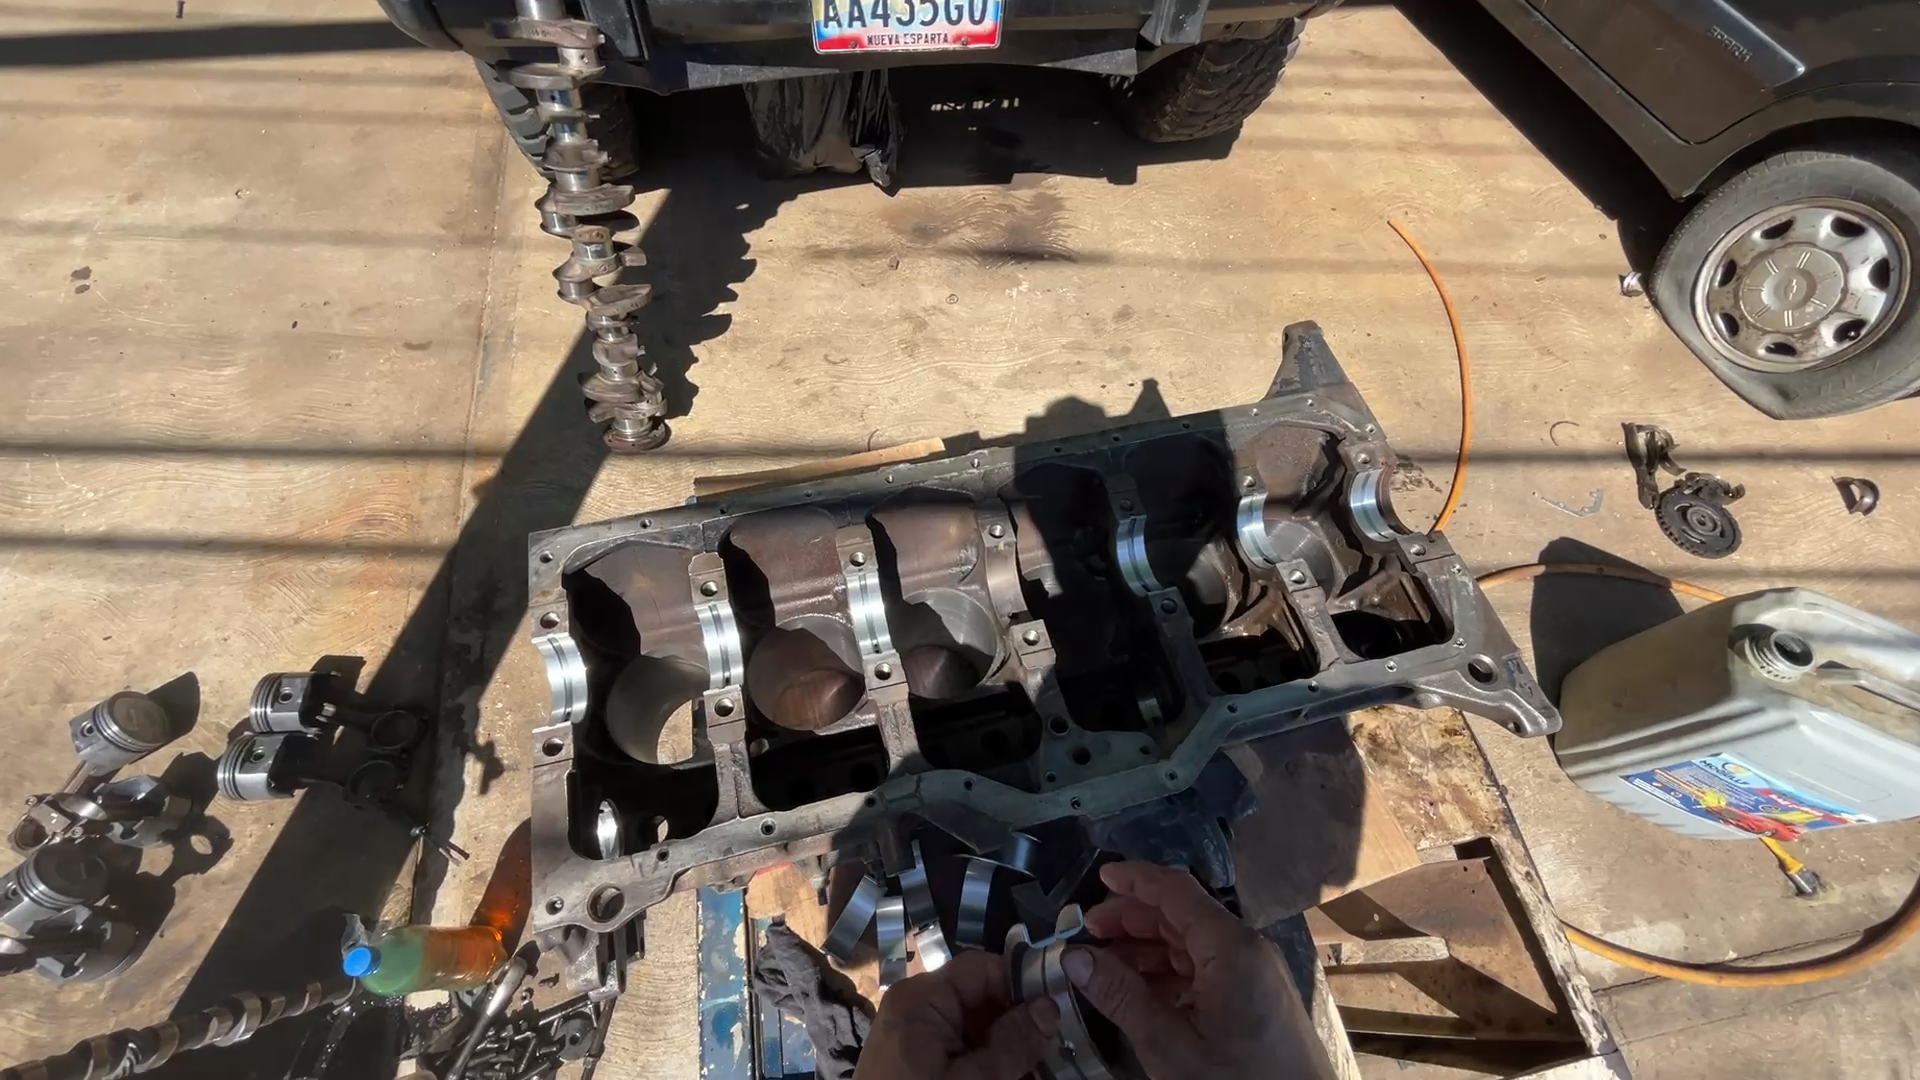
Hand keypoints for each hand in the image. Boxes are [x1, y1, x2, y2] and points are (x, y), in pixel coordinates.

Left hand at [855, 950, 1061, 1079]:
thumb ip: (1012, 1043)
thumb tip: (1050, 1004)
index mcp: (922, 998)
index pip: (983, 968)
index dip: (1021, 984)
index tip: (1060, 1010)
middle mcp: (917, 1007)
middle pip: (982, 999)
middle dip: (1019, 1026)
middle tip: (1058, 1054)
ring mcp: (916, 1036)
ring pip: (977, 1029)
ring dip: (1009, 1051)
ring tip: (1042, 1072)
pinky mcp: (918, 1064)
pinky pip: (962, 1052)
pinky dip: (989, 1067)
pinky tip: (1014, 1079)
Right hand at [1067, 861, 1334, 1079]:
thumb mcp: (1170, 1046)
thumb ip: (1120, 995)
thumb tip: (1073, 956)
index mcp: (1231, 946)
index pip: (1175, 890)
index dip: (1135, 879)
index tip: (1098, 875)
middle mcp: (1246, 948)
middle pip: (1180, 914)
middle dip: (1132, 918)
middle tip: (1089, 932)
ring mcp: (1254, 974)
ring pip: (1190, 943)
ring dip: (1146, 949)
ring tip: (1106, 966)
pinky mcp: (1255, 999)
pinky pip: (1204, 969)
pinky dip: (1168, 973)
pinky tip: (1140, 991)